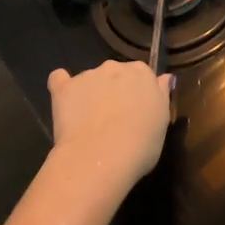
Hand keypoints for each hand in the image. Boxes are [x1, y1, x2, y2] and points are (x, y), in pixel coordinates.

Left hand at [46, 61, 172, 193]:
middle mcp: (115, 67)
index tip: (135, 111)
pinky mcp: (64, 89)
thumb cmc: (141, 145)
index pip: (141, 74)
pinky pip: (59, 79)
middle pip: (115, 74)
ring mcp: (88, 76)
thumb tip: (164, 78)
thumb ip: (161, 95)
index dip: (137, 93)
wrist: (102, 157)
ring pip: (91, 79)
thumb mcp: (162, 122)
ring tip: (89, 122)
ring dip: (91, 93)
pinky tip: (63, 99)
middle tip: (114, 117)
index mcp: (142, 73)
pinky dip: (62, 85)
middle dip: (114, 90)